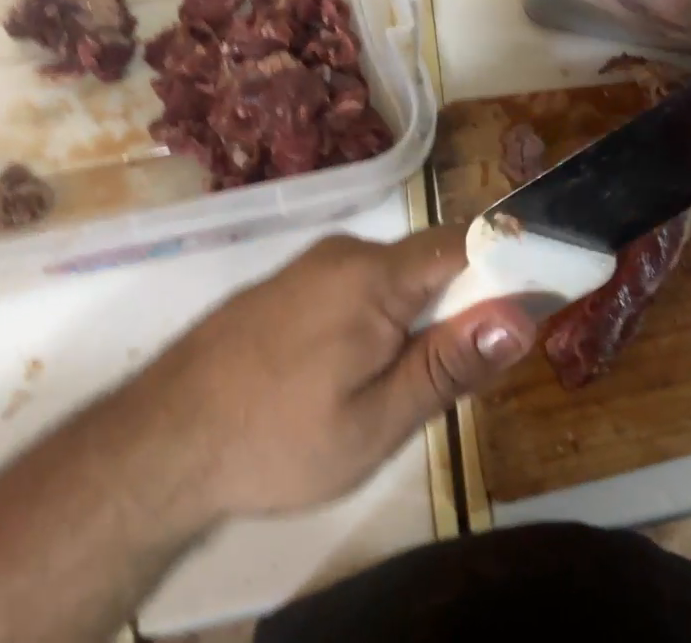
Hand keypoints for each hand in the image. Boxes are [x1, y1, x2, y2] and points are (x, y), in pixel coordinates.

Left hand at [138, 228, 535, 515]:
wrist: (152, 449)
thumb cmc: (274, 442)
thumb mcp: (376, 421)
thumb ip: (449, 365)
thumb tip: (520, 316)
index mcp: (373, 275)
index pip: (467, 241)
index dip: (510, 261)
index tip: (539, 296)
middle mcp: (343, 253)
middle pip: (432, 261)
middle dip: (461, 305)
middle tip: (462, 372)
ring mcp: (308, 267)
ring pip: (394, 278)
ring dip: (418, 318)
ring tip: (402, 385)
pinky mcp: (285, 288)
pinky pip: (357, 289)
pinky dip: (380, 319)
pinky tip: (356, 374)